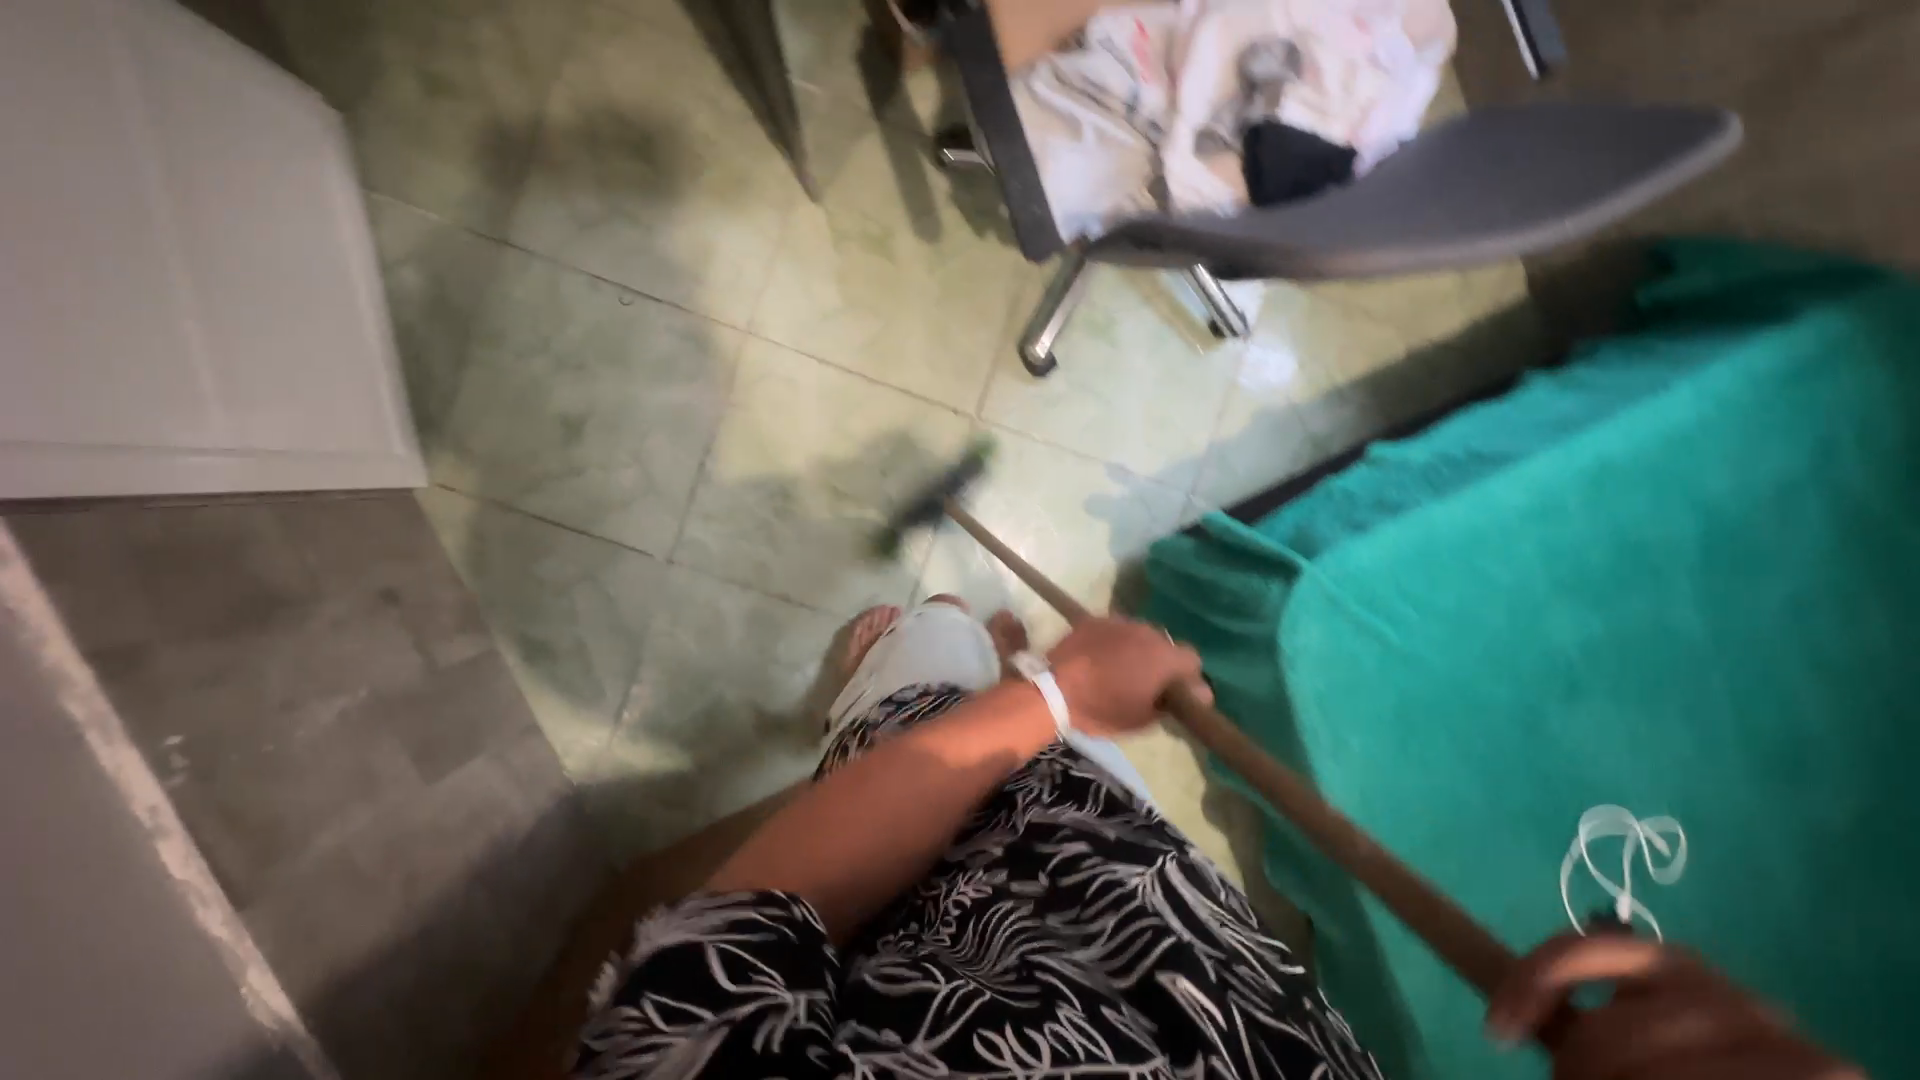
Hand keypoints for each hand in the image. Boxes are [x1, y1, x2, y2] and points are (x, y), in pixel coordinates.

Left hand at [1045, 617, 1210, 736]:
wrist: (1054, 690)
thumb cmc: (1102, 709)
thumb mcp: (1143, 719)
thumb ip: (1174, 703)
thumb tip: (1199, 692)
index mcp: (1164, 657)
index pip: (1192, 660)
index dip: (1187, 677)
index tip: (1176, 693)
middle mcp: (1147, 632)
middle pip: (1165, 645)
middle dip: (1161, 662)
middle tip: (1146, 681)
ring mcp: (1120, 622)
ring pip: (1140, 635)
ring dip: (1137, 650)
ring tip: (1120, 668)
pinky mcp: (1095, 620)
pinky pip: (1115, 630)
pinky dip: (1114, 642)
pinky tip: (1100, 657)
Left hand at [1488, 933, 1864, 1079]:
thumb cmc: (1692, 1067)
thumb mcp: (1639, 1040)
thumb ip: (1590, 1025)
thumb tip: (1510, 1022)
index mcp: (1677, 966)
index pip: (1586, 949)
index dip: (1533, 983)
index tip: (1497, 1030)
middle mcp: (1733, 996)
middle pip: (1610, 1033)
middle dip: (1575, 1069)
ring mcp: (1789, 1046)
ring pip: (1653, 1076)